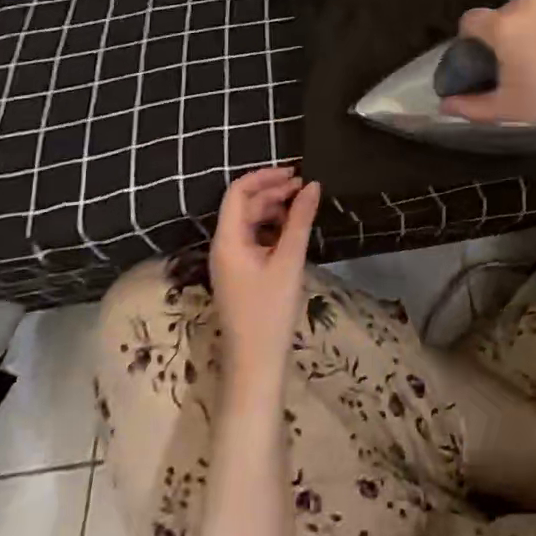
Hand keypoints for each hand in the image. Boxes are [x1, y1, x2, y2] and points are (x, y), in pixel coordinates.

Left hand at [209, 167, 319, 391]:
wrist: (256, 363)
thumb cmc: (270, 311)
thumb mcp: (289, 261)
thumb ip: (300, 220)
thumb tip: (312, 186)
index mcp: (227, 240)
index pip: (238, 192)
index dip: (264, 176)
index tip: (295, 172)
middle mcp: (223, 246)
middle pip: (243, 205)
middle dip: (273, 191)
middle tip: (305, 188)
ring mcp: (230, 261)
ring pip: (249, 222)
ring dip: (274, 209)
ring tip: (302, 207)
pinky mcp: (240, 274)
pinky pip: (253, 239)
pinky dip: (272, 228)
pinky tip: (293, 231)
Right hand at [438, 0, 535, 138]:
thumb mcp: (512, 109)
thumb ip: (472, 106)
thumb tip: (444, 107)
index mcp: (504, 26)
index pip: (470, 21)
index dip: (472, 40)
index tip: (485, 60)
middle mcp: (528, 2)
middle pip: (505, 16)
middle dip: (509, 36)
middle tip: (527, 66)